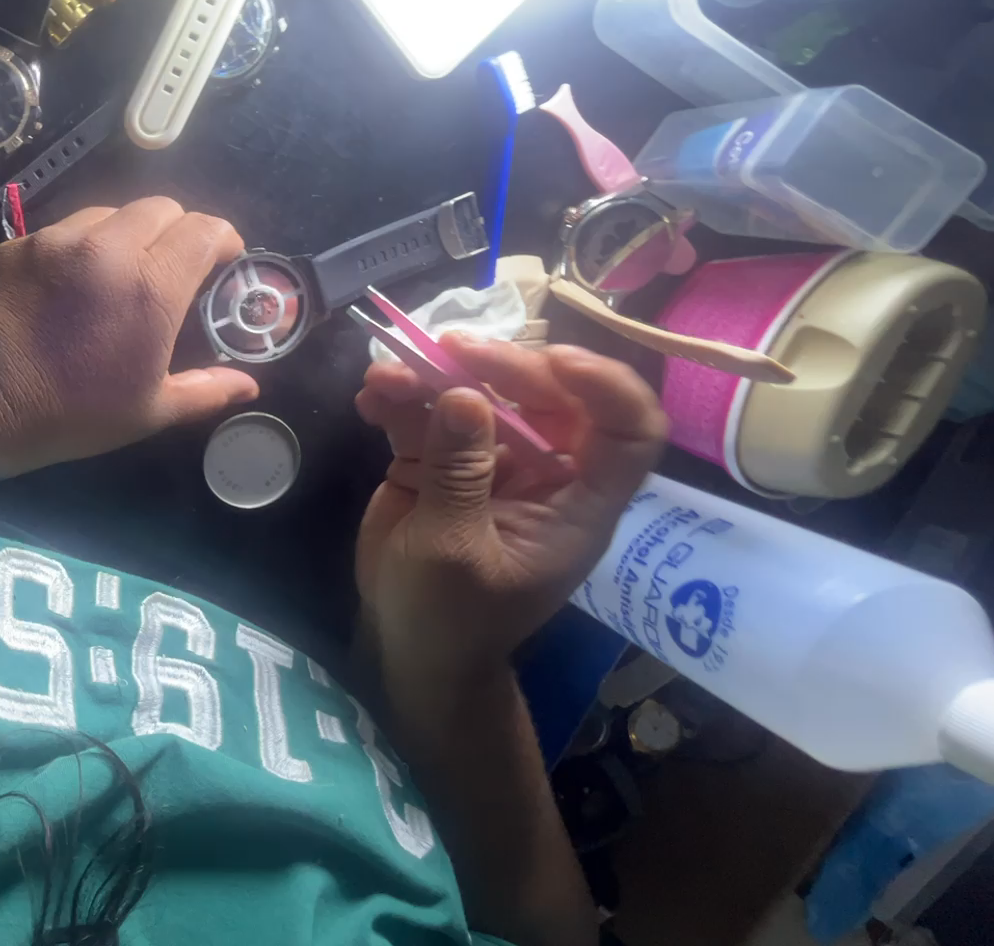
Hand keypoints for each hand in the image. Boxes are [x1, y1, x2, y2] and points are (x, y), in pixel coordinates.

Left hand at [0, 197, 260, 477]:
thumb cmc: (72, 413)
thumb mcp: (148, 411)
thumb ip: (206, 389)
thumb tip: (250, 384)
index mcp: (150, 286)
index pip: (204, 229)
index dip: (223, 240)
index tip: (223, 260)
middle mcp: (108, 247)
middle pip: (162, 207)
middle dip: (177, 231)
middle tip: (171, 266)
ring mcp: (57, 240)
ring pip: (110, 212)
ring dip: (127, 233)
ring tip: (119, 270)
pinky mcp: (19, 244)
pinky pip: (64, 230)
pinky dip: (80, 246)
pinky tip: (71, 280)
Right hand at [353, 337, 666, 682]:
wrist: (407, 644)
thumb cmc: (448, 615)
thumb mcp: (454, 548)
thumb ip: (458, 474)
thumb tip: (459, 395)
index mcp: (574, 501)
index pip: (624, 432)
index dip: (605, 387)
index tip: (555, 360)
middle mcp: (538, 472)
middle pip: (540, 398)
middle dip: (497, 368)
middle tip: (445, 348)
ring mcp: (483, 465)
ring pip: (472, 400)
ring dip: (429, 379)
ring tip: (383, 375)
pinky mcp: (435, 465)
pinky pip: (421, 418)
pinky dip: (395, 401)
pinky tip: (369, 397)